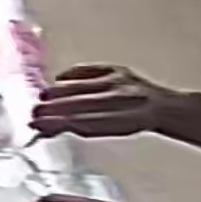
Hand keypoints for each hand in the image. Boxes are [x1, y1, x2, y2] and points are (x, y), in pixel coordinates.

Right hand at [32, 64, 185, 138]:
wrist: (166, 107)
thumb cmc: (128, 122)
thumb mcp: (106, 132)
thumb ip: (74, 128)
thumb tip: (42, 127)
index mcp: (123, 119)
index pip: (78, 120)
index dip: (52, 122)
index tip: (34, 124)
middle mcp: (123, 97)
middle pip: (71, 102)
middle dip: (48, 109)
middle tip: (34, 114)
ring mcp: (118, 81)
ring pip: (70, 86)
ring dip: (52, 95)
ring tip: (45, 101)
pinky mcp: (114, 69)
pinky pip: (79, 70)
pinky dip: (65, 77)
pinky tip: (61, 84)